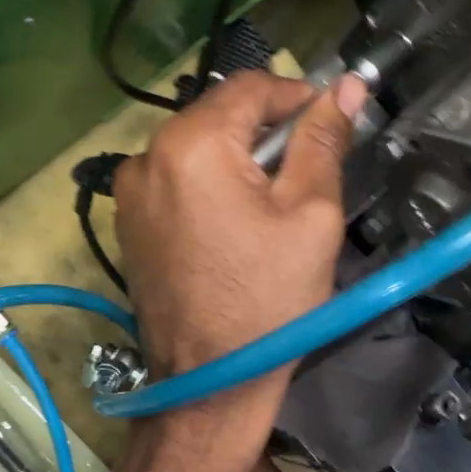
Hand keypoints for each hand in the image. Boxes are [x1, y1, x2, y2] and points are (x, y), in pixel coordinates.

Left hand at [112, 71, 366, 408]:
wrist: (210, 384)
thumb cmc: (267, 304)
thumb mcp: (311, 216)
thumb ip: (322, 142)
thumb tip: (343, 87)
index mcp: (190, 145)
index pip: (250, 87)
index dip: (297, 95)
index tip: (330, 120)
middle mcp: (144, 159)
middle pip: (217, 117)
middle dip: (264, 133)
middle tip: (305, 171)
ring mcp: (129, 197)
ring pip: (195, 151)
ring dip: (236, 162)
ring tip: (271, 206)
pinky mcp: (128, 228)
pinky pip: (174, 185)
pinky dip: (207, 190)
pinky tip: (234, 227)